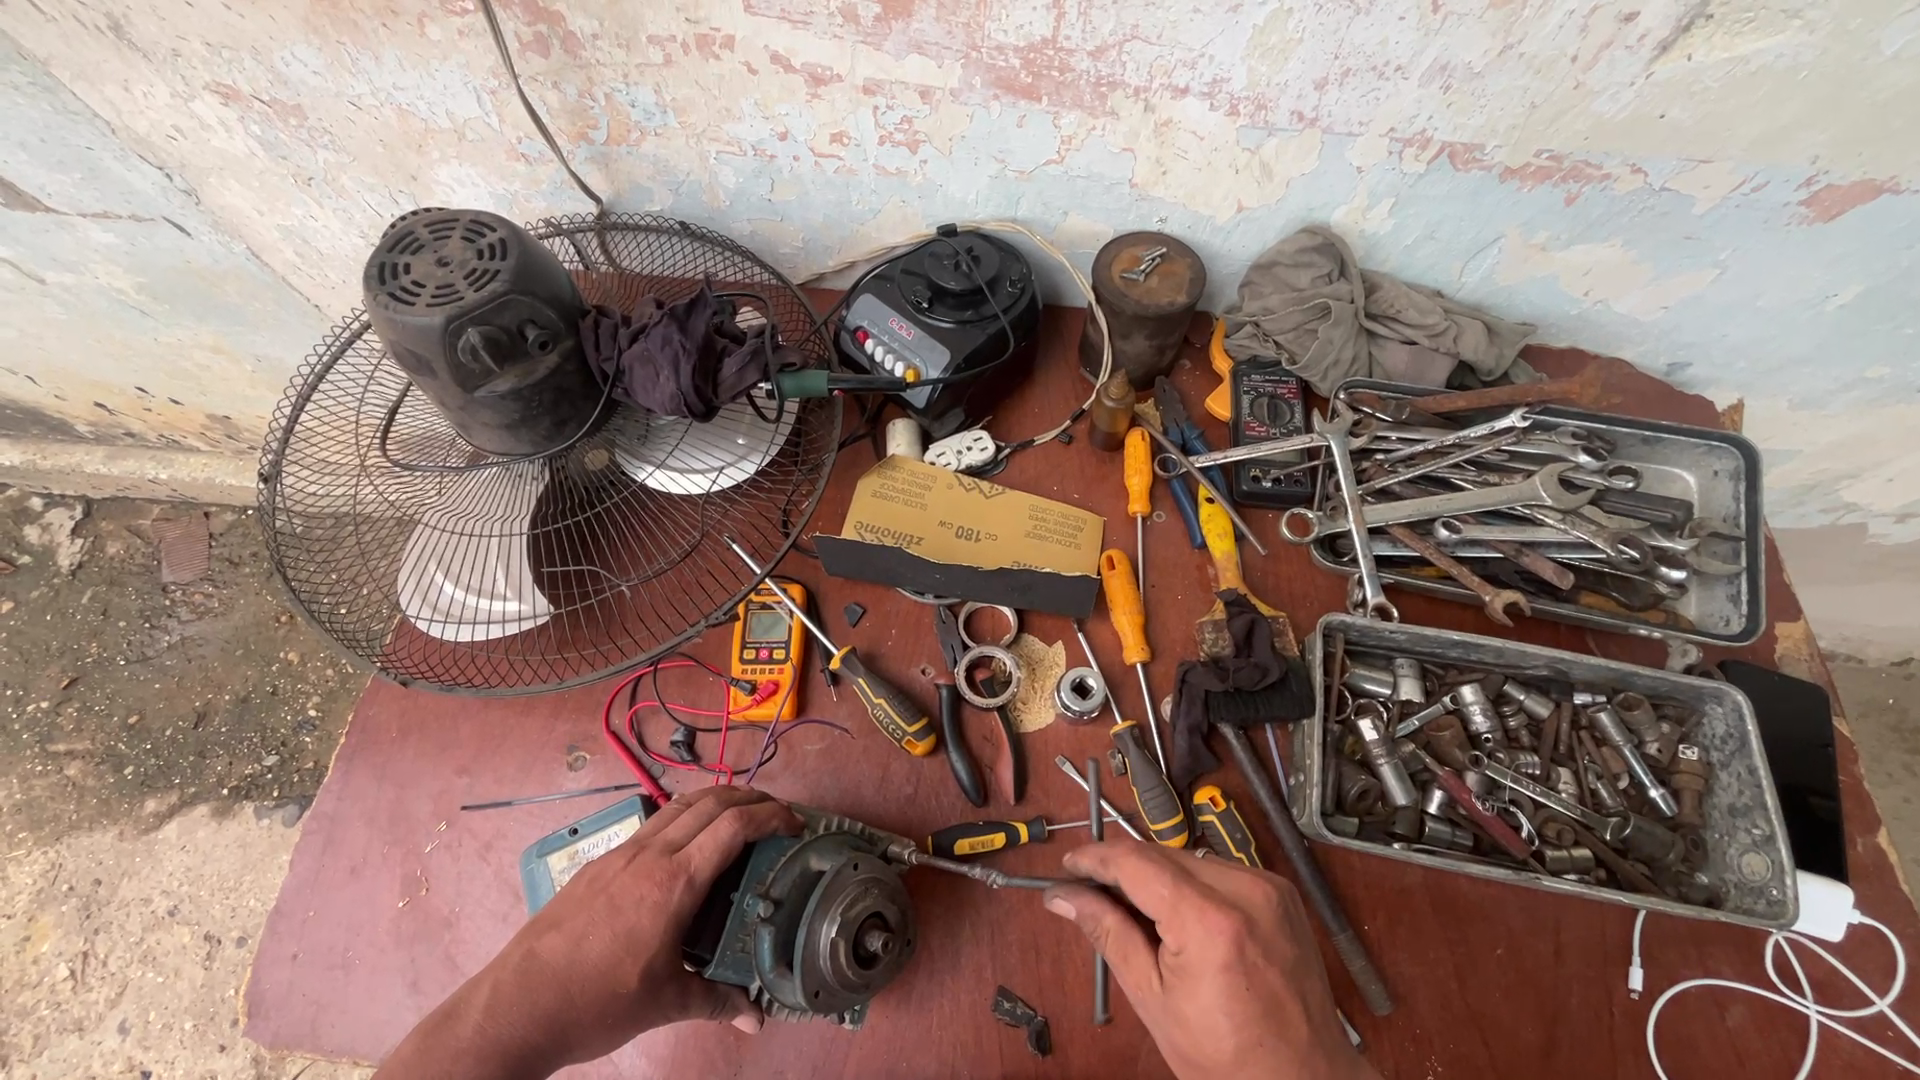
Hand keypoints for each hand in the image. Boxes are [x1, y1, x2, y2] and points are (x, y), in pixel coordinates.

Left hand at [377, 786, 801, 1079]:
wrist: (515, 1006)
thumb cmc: (597, 1002)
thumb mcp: (665, 1003)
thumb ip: (715, 1000)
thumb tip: (755, 1018)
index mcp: (675, 882)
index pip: (734, 826)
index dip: (771, 816)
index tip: (795, 825)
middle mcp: (651, 854)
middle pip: (711, 801)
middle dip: (751, 798)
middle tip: (777, 813)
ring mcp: (621, 854)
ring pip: (679, 805)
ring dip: (716, 800)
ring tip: (739, 816)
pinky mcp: (599, 864)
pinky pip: (653, 824)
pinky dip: (684, 818)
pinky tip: (686, 847)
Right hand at [1043, 842, 1377, 1079]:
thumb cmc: (1225, 1057)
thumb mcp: (1152, 999)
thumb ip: (1107, 933)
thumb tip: (1062, 896)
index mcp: (1209, 921)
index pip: (1136, 862)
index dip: (1095, 857)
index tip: (1068, 865)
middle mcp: (1243, 889)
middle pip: (1161, 854)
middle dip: (1122, 869)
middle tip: (1091, 893)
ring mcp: (1267, 886)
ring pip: (1188, 858)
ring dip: (1155, 875)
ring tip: (1136, 912)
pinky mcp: (1280, 890)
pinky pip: (1218, 870)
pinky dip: (1190, 883)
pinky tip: (1179, 916)